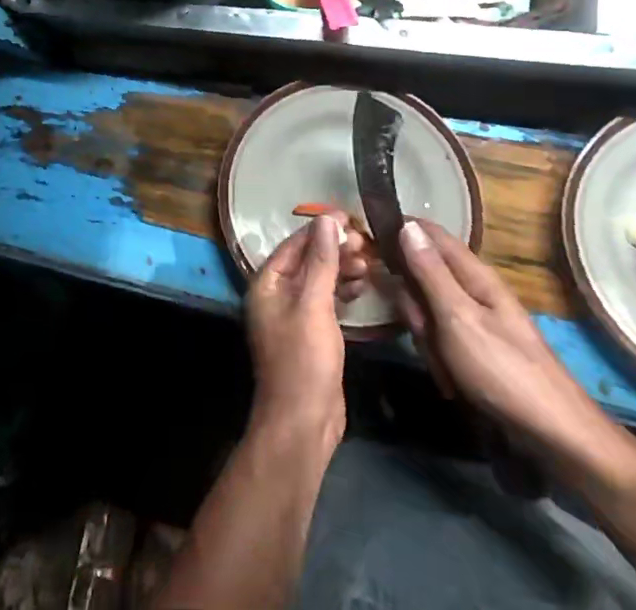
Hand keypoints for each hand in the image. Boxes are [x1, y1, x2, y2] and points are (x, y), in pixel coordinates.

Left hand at [245, 215, 347, 445]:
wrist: (304, 418)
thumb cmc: (304, 358)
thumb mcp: (314, 304)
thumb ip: (321, 261)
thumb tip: (326, 220)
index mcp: (266, 285)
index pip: (293, 245)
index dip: (320, 229)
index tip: (350, 217)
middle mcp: (275, 296)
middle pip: (306, 261)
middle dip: (333, 249)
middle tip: (366, 243)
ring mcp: (292, 315)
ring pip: (317, 280)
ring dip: (340, 268)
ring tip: (369, 262)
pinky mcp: (310, 333)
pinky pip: (325, 301)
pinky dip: (342, 290)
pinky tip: (362, 285)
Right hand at [394, 219, 623, 471]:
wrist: (553, 432)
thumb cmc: (503, 370)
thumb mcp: (457, 317)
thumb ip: (430, 272)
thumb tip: (407, 226)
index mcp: (474, 275)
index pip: (430, 235)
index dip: (399, 233)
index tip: (368, 247)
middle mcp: (474, 290)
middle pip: (422, 277)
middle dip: (411, 303)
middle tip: (422, 330)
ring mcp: (475, 320)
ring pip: (427, 311)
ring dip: (425, 336)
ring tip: (441, 361)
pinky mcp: (474, 347)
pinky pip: (440, 338)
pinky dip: (438, 356)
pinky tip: (448, 378)